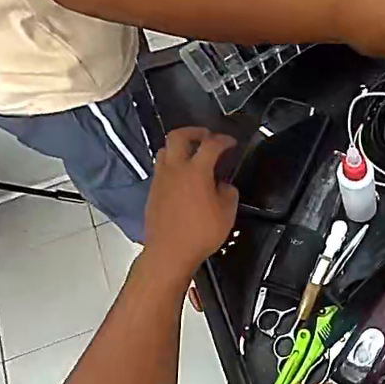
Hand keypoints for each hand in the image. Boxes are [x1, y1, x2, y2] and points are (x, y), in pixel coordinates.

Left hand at [140, 127, 237, 282]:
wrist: (170, 251)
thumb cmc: (201, 233)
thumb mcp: (227, 213)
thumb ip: (228, 192)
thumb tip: (223, 185)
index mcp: (196, 172)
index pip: (211, 144)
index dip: (223, 140)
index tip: (231, 142)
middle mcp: (175, 169)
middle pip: (179, 136)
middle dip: (195, 131)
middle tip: (207, 136)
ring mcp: (160, 179)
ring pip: (165, 150)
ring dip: (180, 147)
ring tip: (193, 155)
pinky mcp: (153, 190)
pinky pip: (161, 168)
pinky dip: (173, 164)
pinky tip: (184, 177)